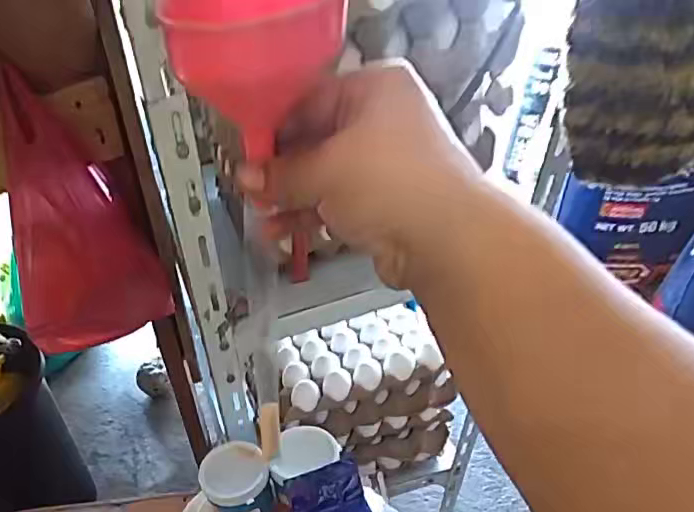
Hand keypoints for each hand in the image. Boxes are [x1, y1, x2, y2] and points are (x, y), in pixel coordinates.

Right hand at [237, 62, 487, 288]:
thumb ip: (282, 175)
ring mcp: (386, 170)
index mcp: (376, 90)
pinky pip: (338, 209)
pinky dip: (312, 220)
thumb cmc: (401, 184)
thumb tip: (250, 176)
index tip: (250, 152)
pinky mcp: (384, 209)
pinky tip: (284, 232)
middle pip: (317, 144)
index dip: (275, 129)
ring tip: (262, 216)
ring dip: (292, 201)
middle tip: (252, 188)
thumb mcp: (326, 170)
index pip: (311, 101)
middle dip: (282, 172)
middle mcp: (384, 125)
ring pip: (326, 181)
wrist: (444, 240)